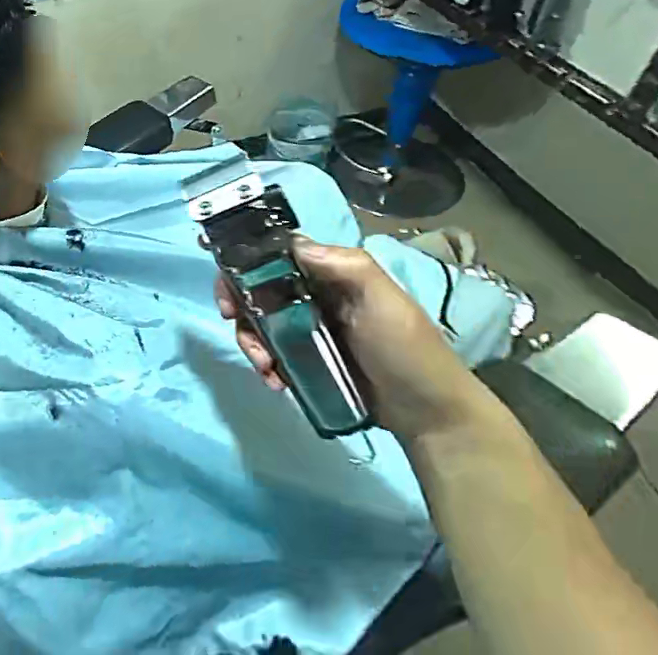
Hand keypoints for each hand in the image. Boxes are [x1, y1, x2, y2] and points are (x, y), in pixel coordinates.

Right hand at [214, 235, 491, 441]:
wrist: (429, 413)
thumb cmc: (405, 346)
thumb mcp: (381, 296)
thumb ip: (340, 265)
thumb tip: (291, 244)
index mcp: (329, 272)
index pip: (277, 254)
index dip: (245, 262)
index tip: (229, 284)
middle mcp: (313, 295)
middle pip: (259, 288)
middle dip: (240, 304)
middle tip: (233, 323)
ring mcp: (308, 330)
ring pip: (260, 323)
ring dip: (251, 340)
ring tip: (265, 367)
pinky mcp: (307, 361)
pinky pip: (273, 354)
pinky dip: (266, 364)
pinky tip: (275, 381)